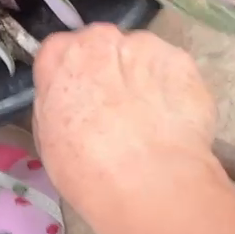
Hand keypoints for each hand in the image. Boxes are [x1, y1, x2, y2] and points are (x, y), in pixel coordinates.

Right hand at [33, 26, 234, 233]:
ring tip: (149, 122)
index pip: (58, 50)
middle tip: (116, 111)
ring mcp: (147, 51)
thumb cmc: (88, 175)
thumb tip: (69, 96)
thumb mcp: (49, 141)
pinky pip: (171, 70)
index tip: (82, 101)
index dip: (72, 77)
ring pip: (139, 55)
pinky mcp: (185, 66)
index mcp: (61, 62)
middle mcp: (102, 44)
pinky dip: (171, 89)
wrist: (150, 189)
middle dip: (106, 70)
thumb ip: (55, 105)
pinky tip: (172, 123)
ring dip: (141, 78)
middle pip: (100, 45)